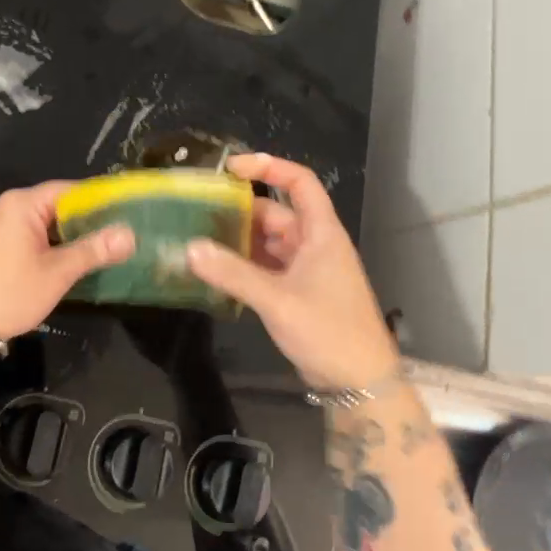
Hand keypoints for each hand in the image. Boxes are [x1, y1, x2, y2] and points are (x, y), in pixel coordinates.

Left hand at [0, 181, 134, 338]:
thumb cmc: (9, 294)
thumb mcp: (57, 273)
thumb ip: (94, 250)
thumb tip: (129, 234)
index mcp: (21, 203)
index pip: (69, 190)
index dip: (97, 202)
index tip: (122, 217)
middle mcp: (5, 204)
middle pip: (54, 205)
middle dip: (82, 222)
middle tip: (112, 239)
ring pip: (39, 221)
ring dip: (63, 235)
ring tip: (93, 252)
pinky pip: (24, 232)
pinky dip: (44, 243)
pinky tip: (61, 261)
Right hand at [187, 154, 400, 388]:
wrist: (360, 382)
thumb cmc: (329, 331)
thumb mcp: (277, 300)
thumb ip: (232, 274)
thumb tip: (190, 248)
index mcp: (321, 233)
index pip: (300, 182)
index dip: (269, 167)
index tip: (231, 167)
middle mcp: (315, 244)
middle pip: (275, 214)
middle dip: (240, 211)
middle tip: (199, 211)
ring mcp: (307, 270)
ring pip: (268, 242)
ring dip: (238, 240)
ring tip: (198, 237)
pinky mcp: (298, 292)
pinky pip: (267, 267)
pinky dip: (243, 265)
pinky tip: (216, 270)